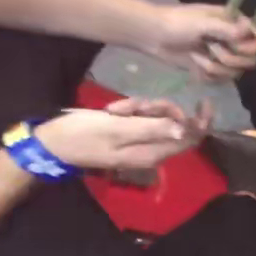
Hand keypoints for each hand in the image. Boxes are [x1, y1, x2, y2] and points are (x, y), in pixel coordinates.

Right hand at [33, 98, 212, 171]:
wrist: (51, 142)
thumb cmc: (82, 135)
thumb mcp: (117, 129)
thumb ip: (152, 129)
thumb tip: (185, 131)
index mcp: (152, 154)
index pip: (189, 140)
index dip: (201, 123)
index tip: (205, 102)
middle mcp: (151, 151)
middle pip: (175, 124)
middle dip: (162, 109)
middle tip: (140, 105)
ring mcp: (140, 142)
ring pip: (158, 117)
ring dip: (141, 107)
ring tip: (116, 109)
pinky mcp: (128, 133)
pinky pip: (141, 117)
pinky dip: (130, 109)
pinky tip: (112, 110)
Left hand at [145, 3, 255, 80]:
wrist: (153, 36)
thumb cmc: (177, 23)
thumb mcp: (203, 23)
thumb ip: (228, 29)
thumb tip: (250, 29)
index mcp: (234, 23)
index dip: (253, 46)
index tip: (238, 46)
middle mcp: (233, 39)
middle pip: (251, 60)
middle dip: (231, 59)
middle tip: (213, 50)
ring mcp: (223, 55)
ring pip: (235, 72)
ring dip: (215, 67)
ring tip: (197, 56)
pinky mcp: (212, 68)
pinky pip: (221, 79)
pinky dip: (207, 74)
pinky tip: (194, 64)